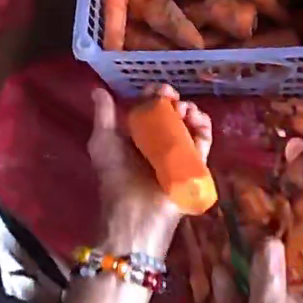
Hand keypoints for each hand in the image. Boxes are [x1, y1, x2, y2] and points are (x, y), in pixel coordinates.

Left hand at [89, 85, 210, 255]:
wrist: (134, 214)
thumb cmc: (116, 176)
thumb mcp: (103, 142)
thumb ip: (104, 116)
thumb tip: (98, 90)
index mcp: (137, 137)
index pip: (149, 110)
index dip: (154, 96)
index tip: (157, 88)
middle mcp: (158, 144)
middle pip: (172, 115)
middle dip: (173, 101)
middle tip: (172, 96)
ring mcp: (177, 155)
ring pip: (189, 126)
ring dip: (190, 111)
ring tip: (185, 109)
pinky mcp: (194, 166)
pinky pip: (203, 144)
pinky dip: (204, 128)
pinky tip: (198, 118)